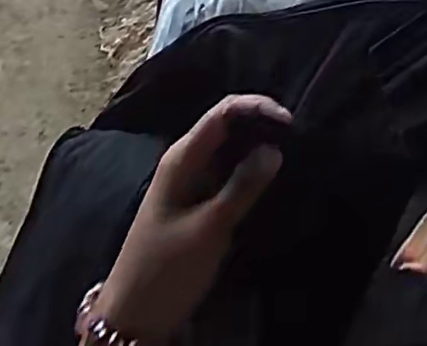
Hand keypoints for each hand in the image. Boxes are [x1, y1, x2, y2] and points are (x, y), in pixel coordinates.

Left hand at [90, 95, 289, 341]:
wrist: (130, 320)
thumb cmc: (165, 271)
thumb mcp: (209, 229)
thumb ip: (243, 187)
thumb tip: (275, 148)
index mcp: (182, 156)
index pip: (223, 112)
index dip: (257, 106)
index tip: (289, 122)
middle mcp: (186, 159)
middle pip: (228, 122)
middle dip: (261, 121)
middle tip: (295, 135)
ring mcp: (191, 178)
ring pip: (229, 145)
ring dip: (257, 142)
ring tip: (289, 148)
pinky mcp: (197, 198)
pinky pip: (227, 168)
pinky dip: (249, 164)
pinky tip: (268, 172)